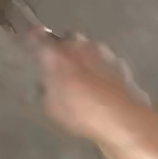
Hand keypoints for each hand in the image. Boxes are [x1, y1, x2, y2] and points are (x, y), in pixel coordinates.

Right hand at [36, 34, 154, 143]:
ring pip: (90, 48)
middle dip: (64, 46)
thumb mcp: (51, 107)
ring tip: (85, 75)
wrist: (128, 124)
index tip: (29, 37)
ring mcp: (105, 55)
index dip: (32, 35)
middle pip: (68, 37)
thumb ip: (46, 89)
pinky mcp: (125, 69)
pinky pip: (108, 64)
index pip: (37, 34)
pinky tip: (104, 87)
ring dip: (86, 56)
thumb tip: (44, 84)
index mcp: (55, 52)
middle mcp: (79, 47)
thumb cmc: (81, 113)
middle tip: (60, 62)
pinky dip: (104, 71)